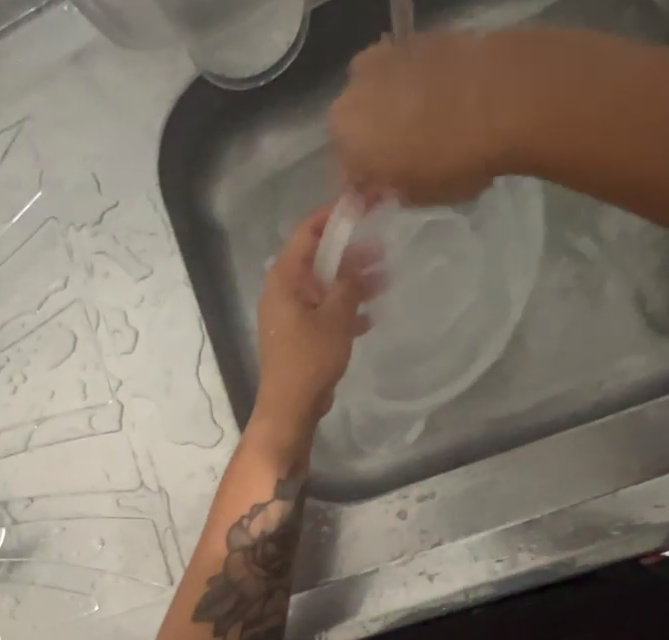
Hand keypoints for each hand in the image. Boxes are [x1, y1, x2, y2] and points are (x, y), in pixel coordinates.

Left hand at [254, 203, 379, 435]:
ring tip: (385, 278)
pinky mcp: (299, 336)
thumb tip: (358, 268)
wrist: (291, 407)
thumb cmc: (310, 358)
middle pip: (318, 259)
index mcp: (284, 279)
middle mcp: (283, 291)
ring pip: (324, 287)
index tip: (362, 203)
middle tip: (383, 246)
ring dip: (352, 282)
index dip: (335, 215)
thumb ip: (348, 286)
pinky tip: (370, 316)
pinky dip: (345, 310)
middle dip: (350, 252)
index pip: (307, 232)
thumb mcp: (335, 317)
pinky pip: (324, 312)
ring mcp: (290, 315)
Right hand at [329, 31, 520, 204]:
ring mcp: (378, 62)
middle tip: (406, 158)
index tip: (387, 193)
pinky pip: (399, 71)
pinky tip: (437, 96)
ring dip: (388, 110)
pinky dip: (410, 84)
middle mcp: (349, 99)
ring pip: (373, 95)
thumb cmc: (454, 161)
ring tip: (423, 124)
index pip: (347, 176)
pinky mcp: (409, 39)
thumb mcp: (420, 197)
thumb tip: (387, 185)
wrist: (503, 98)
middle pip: (354, 129)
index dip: (367, 188)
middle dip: (373, 144)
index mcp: (345, 144)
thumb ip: (393, 191)